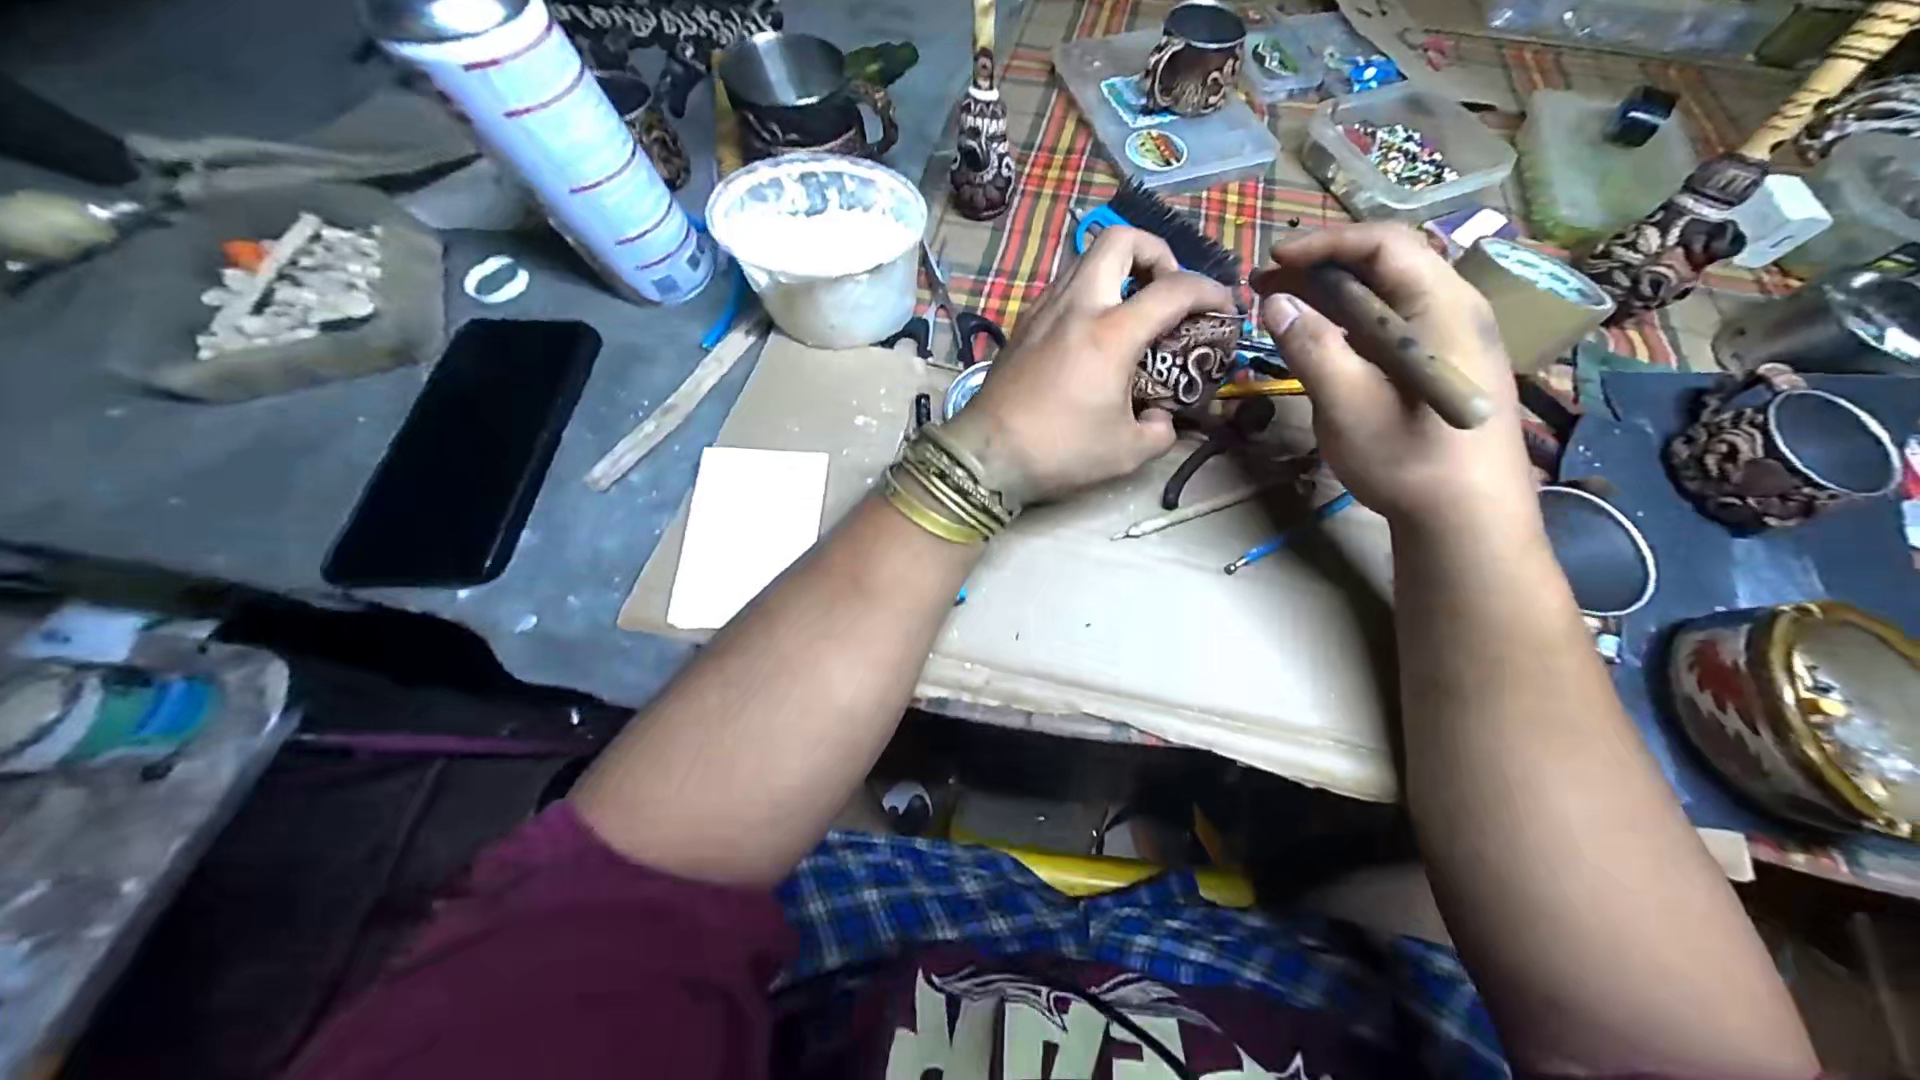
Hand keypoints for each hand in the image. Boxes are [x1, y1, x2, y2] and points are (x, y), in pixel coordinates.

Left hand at [942, 225, 1234, 504]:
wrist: (986, 456)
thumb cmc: (1058, 452)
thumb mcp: (1126, 453)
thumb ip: (1160, 430)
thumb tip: (1161, 418)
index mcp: (1110, 333)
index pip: (1174, 288)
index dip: (1210, 291)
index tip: (1224, 308)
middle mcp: (1076, 306)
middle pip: (1119, 238)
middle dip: (1156, 251)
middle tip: (1166, 289)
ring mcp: (1042, 310)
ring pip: (1085, 258)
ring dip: (1119, 270)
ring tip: (1133, 309)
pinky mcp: (1022, 324)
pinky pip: (1063, 286)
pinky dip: (1089, 292)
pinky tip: (1093, 332)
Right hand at [1251, 225, 1534, 532]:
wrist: (1465, 517)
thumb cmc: (1408, 460)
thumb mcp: (1348, 405)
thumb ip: (1312, 347)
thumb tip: (1274, 302)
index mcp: (1442, 308)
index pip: (1384, 245)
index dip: (1325, 243)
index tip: (1273, 258)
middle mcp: (1453, 310)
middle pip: (1386, 264)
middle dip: (1321, 266)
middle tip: (1265, 283)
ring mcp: (1450, 338)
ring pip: (1386, 295)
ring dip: (1331, 293)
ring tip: (1280, 305)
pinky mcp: (1439, 364)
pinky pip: (1390, 323)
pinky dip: (1348, 320)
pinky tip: (1318, 336)